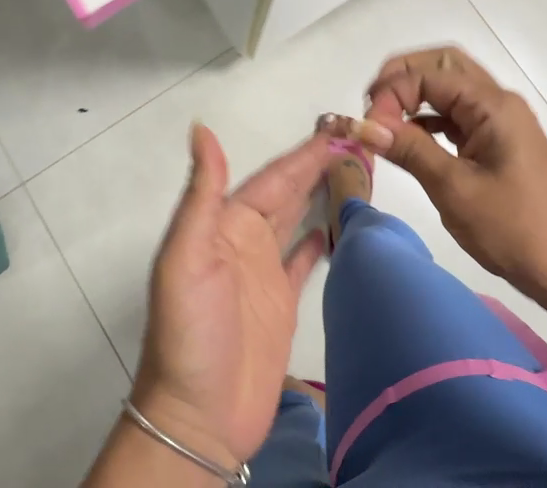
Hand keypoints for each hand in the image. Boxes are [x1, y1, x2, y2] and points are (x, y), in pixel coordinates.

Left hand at [130, 124, 332, 469]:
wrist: (198, 417)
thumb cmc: (189, 334)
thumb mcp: (185, 257)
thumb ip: (201, 194)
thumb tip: (202, 128)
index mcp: (223, 225)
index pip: (271, 178)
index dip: (303, 154)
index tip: (339, 128)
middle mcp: (245, 240)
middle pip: (288, 192)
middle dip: (319, 165)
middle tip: (361, 140)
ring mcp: (265, 272)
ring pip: (300, 218)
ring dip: (324, 192)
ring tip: (361, 169)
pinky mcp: (284, 303)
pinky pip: (306, 258)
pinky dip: (324, 236)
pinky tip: (344, 220)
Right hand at [349, 47, 546, 296]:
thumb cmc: (511, 228)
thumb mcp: (453, 188)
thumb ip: (408, 148)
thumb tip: (362, 124)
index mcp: (493, 105)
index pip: (429, 76)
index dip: (392, 93)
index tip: (367, 127)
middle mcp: (499, 102)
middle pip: (443, 65)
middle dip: (402, 76)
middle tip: (371, 104)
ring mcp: (502, 121)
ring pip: (451, 87)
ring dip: (415, 95)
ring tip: (382, 119)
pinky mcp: (499, 142)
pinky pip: (458, 114)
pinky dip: (429, 117)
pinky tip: (408, 138)